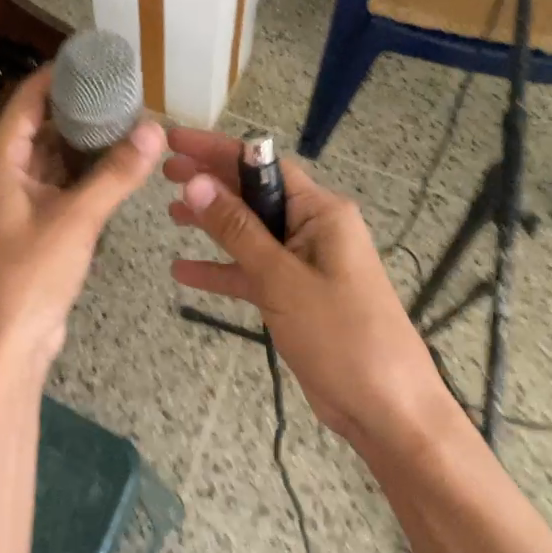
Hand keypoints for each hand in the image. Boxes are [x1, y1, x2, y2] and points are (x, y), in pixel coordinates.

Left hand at [0, 67, 165, 369]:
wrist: (3, 345)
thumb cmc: (28, 276)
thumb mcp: (76, 220)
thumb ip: (116, 174)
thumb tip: (156, 129)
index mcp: (0, 155)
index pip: (31, 95)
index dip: (64, 72)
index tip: (105, 58)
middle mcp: (4, 167)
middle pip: (44, 120)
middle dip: (84, 105)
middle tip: (132, 89)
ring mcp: (17, 195)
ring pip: (55, 152)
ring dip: (89, 139)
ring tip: (134, 118)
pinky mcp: (32, 220)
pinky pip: (60, 181)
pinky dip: (87, 170)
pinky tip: (121, 162)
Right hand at [163, 127, 445, 446]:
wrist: (388, 411)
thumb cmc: (341, 335)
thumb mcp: (281, 278)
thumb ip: (236, 230)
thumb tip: (194, 182)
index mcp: (321, 212)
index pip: (261, 165)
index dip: (215, 150)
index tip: (173, 140)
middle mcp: (314, 229)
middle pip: (253, 194)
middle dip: (210, 182)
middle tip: (164, 174)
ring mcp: (305, 263)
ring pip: (250, 231)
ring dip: (212, 223)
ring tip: (169, 214)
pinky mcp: (297, 296)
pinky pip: (253, 271)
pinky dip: (222, 269)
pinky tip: (184, 272)